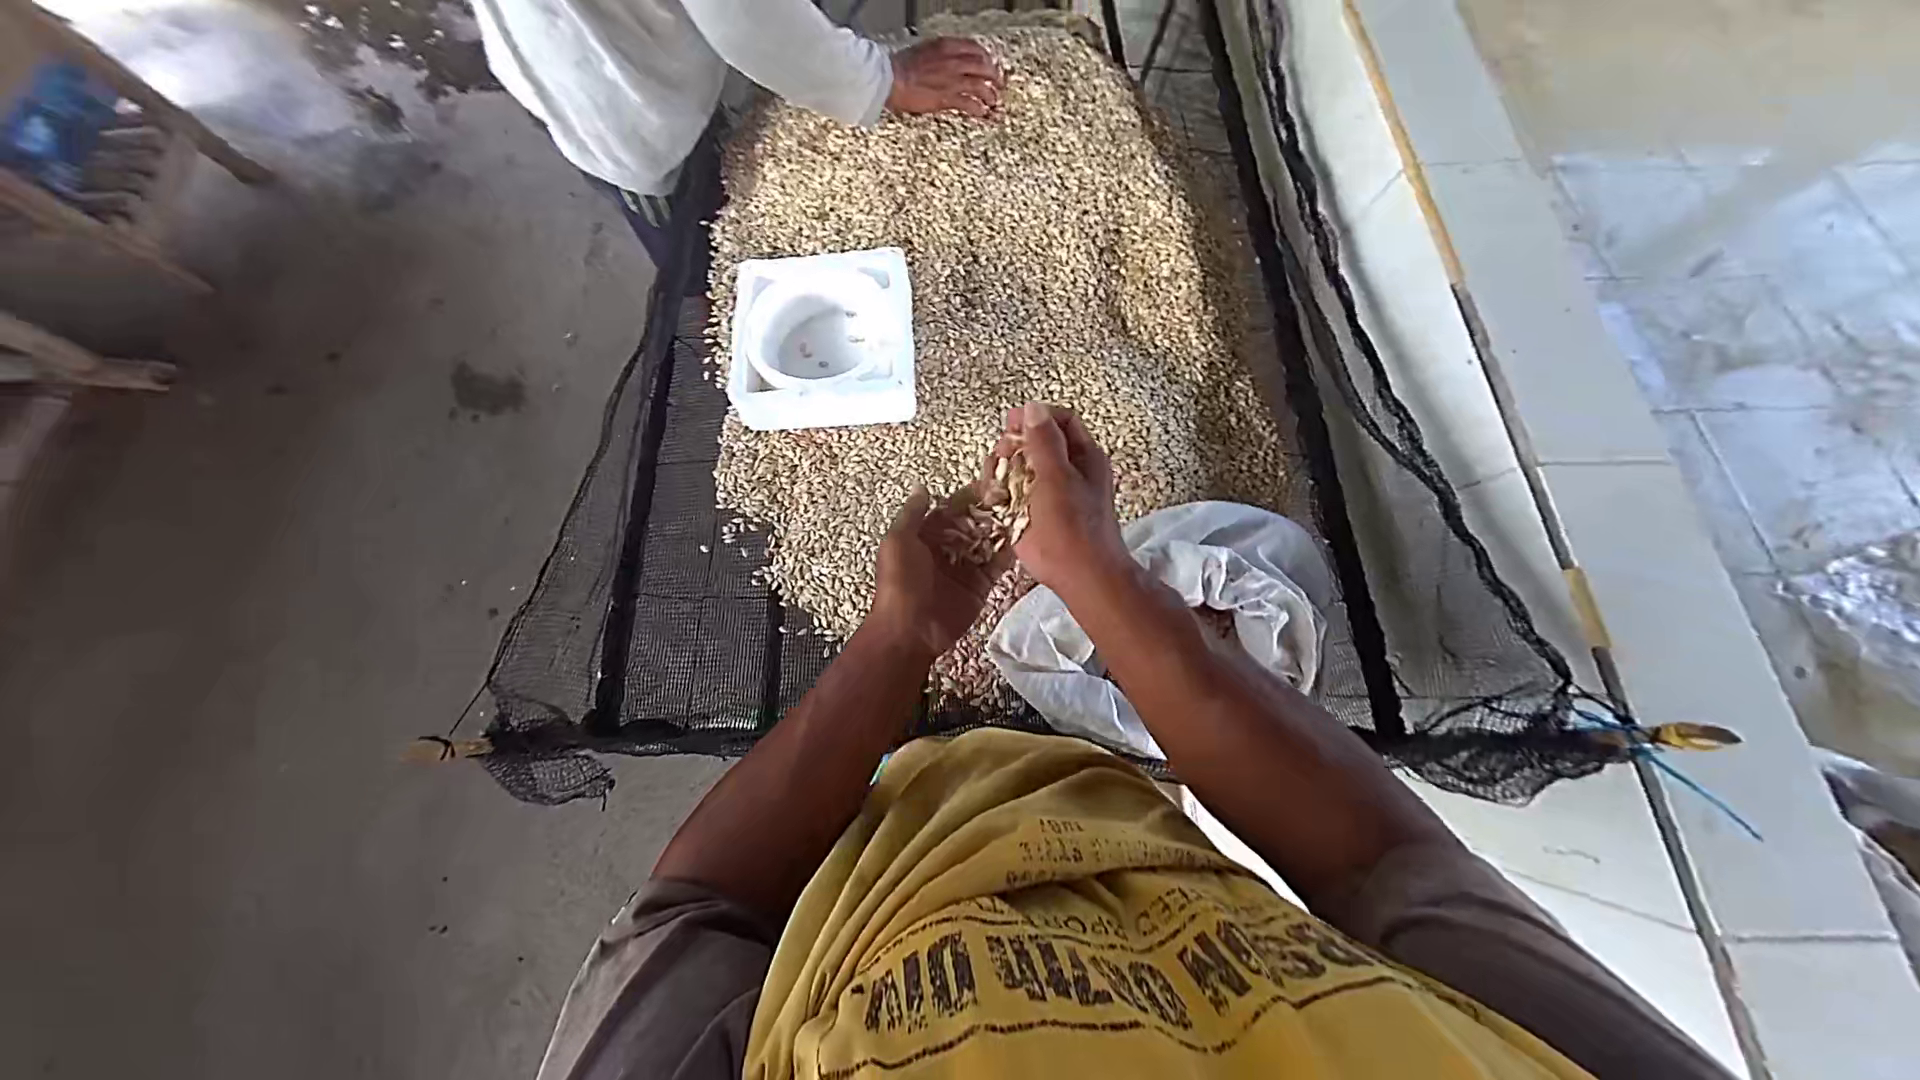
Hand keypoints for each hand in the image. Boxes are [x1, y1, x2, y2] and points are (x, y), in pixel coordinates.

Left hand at [869, 485, 1010, 660]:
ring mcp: (965, 568)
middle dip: (990, 511)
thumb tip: (922, 487)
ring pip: (987, 543)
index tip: (990, 482)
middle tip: (1013, 495)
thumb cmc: (899, 582)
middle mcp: (947, 550)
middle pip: (972, 525)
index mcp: (924, 537)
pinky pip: (997, 565)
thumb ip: (913, 514)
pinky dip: (1009, 552)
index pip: (950, 511)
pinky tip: (1025, 536)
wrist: (909, 630)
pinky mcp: (980, 586)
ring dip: (1003, 528)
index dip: (968, 497)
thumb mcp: (898, 541)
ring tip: (1024, 511)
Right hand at [886, 37, 1003, 117]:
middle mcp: (952, 60)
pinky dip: (978, 109)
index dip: (985, 58)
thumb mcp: (922, 52)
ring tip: (993, 102)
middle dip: (994, 75)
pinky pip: (969, 103)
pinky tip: (982, 113)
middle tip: (999, 84)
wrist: (891, 78)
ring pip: (980, 85)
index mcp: (945, 46)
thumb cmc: (900, 68)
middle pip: (982, 65)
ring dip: (989, 94)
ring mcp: (951, 79)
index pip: (974, 48)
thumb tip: (942, 64)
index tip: (989, 65)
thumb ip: (937, 57)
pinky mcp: (947, 97)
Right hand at [1004, 402, 1134, 600]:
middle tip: (1003, 454)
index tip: (1012, 423)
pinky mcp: (1030, 513)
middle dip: (1015, 444)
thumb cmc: (1074, 525)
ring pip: (1019, 467)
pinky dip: (999, 491)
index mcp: (1083, 456)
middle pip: (1035, 442)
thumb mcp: (1058, 477)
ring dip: (1003, 468)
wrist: (1079, 574)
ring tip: (995, 477)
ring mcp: (1047, 492)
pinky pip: (1010, 493)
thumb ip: (1044, 441)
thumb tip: (1032, 408)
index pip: (1060, 420)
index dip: (1036, 417)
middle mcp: (1066, 471)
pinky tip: (992, 496)